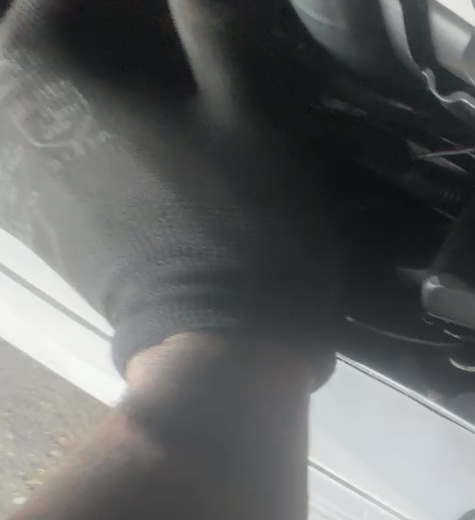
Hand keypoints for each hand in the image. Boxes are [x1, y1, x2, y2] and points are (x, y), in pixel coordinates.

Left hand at [0, 0, 338, 372]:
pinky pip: (58, 146)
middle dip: (130, 46)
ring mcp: (5, 159)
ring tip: (184, 117)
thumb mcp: (259, 121)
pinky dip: (102, 138)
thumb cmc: (247, 226)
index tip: (209, 30)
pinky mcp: (27, 209)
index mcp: (36, 56)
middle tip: (198, 67)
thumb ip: (221, 31)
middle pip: (60, 41)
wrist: (224, 341)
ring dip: (118, 92)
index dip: (159, 14)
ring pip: (60, 96)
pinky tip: (157, 162)